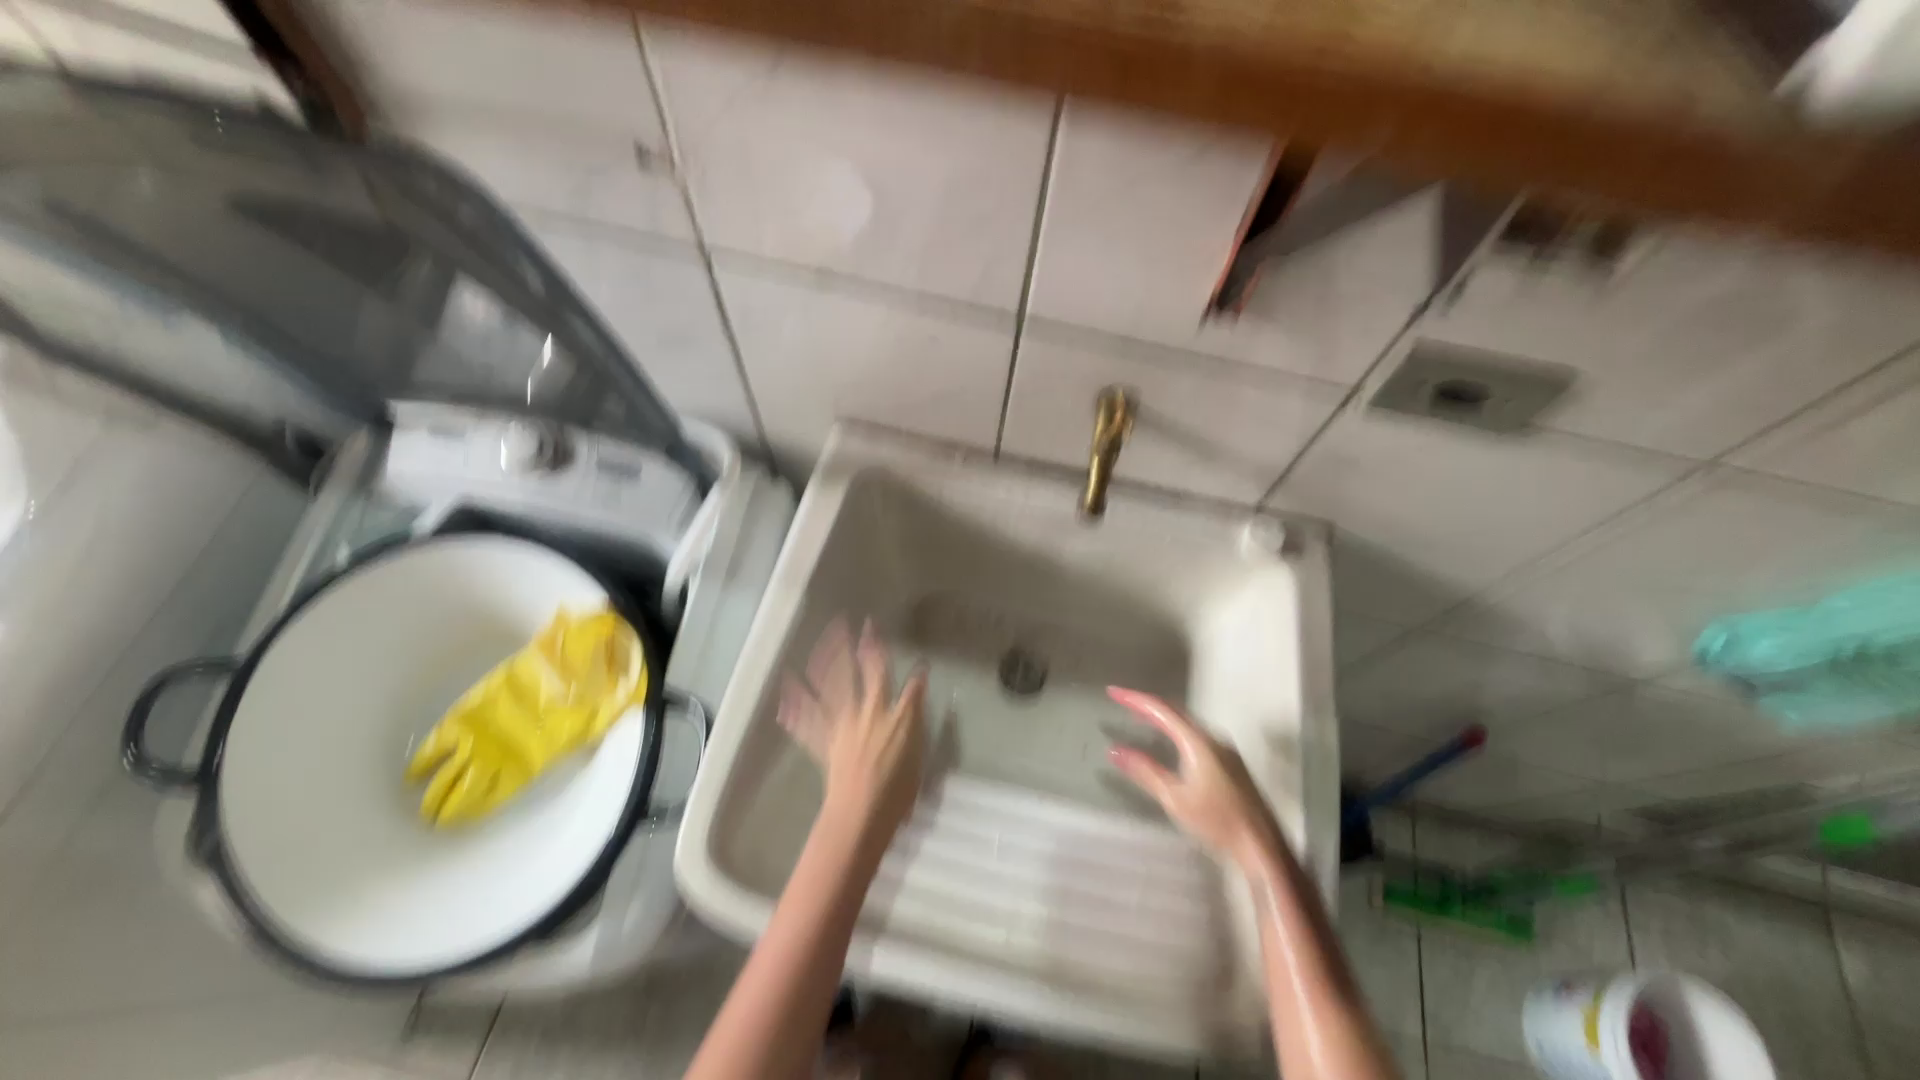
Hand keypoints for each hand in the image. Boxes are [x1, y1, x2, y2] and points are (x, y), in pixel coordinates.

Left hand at [777, 617, 928, 837]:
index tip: (922, 662)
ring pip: (836, 683)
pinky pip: (808, 718)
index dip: (918, 673)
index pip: (912, 688)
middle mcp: (870, 712)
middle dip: (868, 646)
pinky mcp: (825, 739)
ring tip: (828, 637)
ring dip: (831, 657)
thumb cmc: (898, 794)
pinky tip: (787, 686)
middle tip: (864, 624)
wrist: (860, 812)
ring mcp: (844, 723)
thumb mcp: (918, 760)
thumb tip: (914, 705)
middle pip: (869, 671)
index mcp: (899, 718)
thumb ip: (915, 728)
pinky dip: (797, 703)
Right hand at [1106, 686, 1284, 870]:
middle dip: (1147, 704)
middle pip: (1176, 712)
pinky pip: (1195, 735)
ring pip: (1187, 723)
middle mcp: (1213, 739)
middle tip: (1121, 701)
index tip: (1113, 692)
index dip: (1135, 699)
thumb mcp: (1175, 798)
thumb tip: (1114, 750)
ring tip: (1139, 716)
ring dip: (1162, 716)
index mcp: (1198, 742)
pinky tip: (1168, 741)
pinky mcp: (1229, 763)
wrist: (1261, 844)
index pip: (1162, 710)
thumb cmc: (1216, 821)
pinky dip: (1175, 729)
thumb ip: (1145, 772)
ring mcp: (1224, 750)